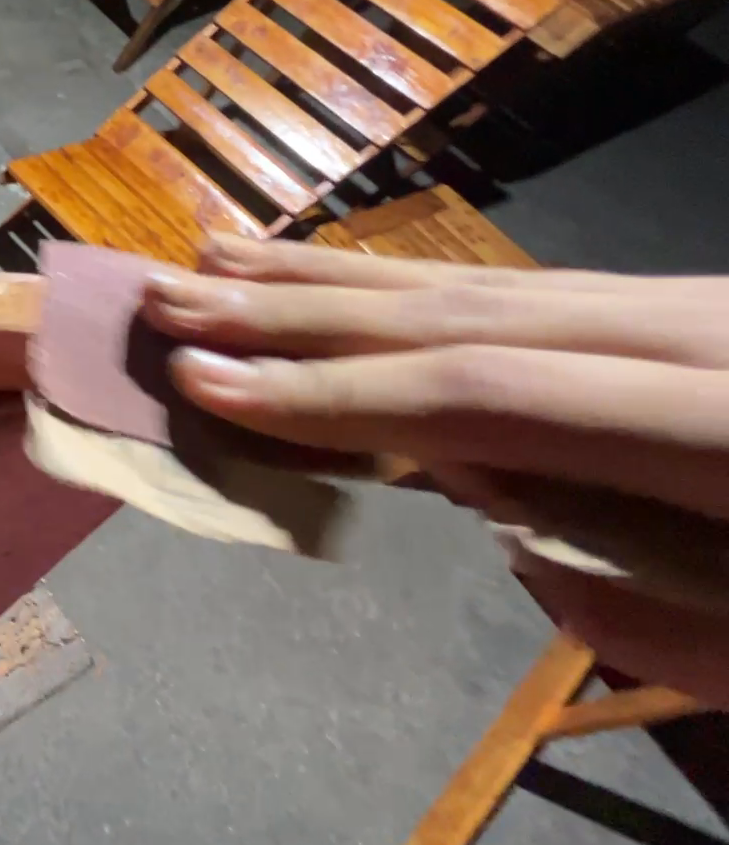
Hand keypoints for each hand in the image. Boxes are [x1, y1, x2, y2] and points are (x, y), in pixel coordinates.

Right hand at [140, 235, 728, 703]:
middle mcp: (699, 336)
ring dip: (316, 274)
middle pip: (451, 315)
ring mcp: (677, 304)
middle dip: (289, 311)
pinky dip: (386, 272)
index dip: (328, 392)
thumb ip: (613, 585)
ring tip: (209, 259)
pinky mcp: (657, 302)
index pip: (480, 395)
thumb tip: (481, 499)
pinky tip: (314, 265)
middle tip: (169, 298)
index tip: (202, 383)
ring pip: (462, 281)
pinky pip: (494, 282)